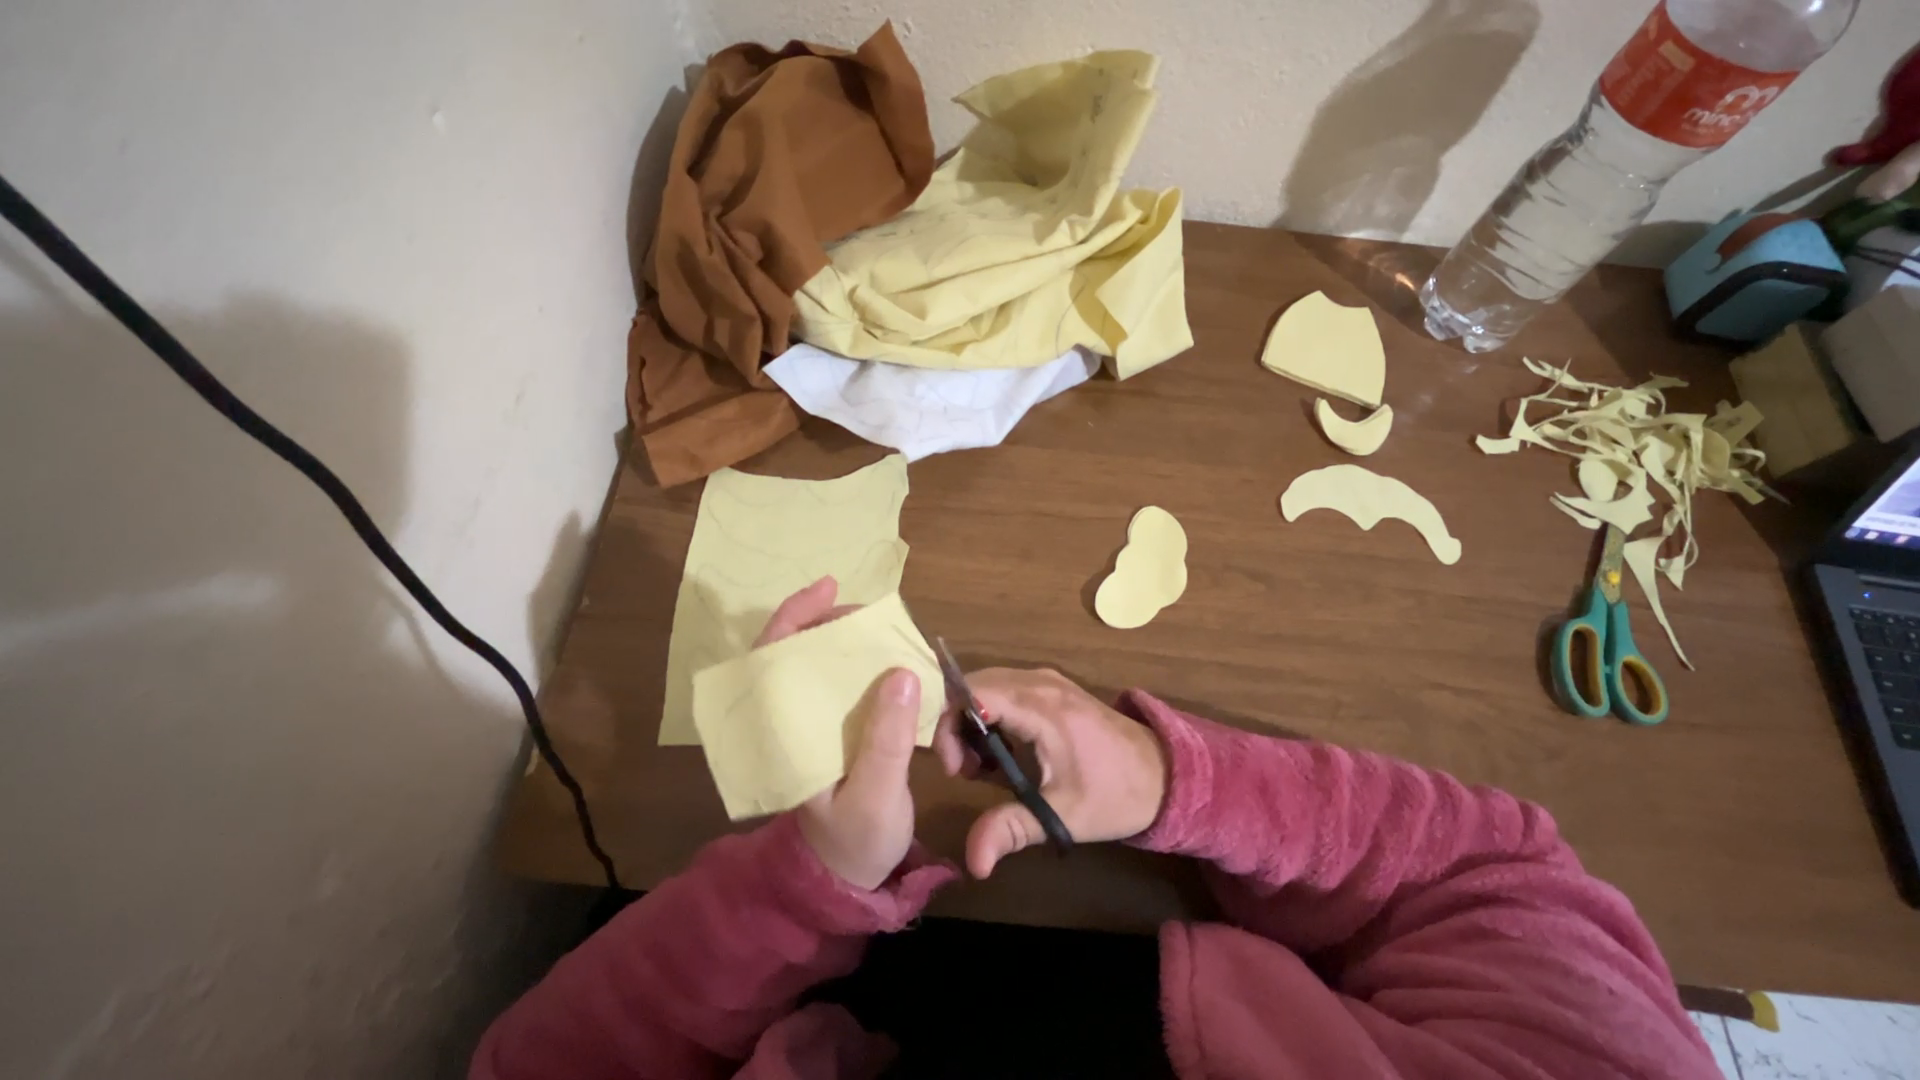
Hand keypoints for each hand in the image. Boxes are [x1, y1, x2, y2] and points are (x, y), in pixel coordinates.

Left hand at [753, 577, 920, 890]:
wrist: (850, 879)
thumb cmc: (855, 841)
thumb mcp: (874, 794)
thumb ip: (887, 738)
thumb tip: (903, 672)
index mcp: (786, 734)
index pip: (772, 659)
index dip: (794, 617)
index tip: (829, 587)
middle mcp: (795, 722)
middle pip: (799, 654)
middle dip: (831, 623)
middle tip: (873, 614)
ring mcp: (818, 728)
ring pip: (825, 669)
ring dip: (853, 644)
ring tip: (889, 633)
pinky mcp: (843, 735)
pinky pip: (852, 690)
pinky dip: (872, 670)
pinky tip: (898, 666)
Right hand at [933, 667, 1167, 878]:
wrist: (1165, 775)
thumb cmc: (1115, 795)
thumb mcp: (1061, 816)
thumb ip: (1012, 830)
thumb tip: (974, 864)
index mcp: (1042, 707)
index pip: (973, 693)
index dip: (951, 726)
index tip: (956, 768)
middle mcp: (1040, 683)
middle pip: (974, 686)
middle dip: (957, 727)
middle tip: (965, 771)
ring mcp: (1047, 681)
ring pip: (987, 686)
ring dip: (973, 723)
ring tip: (983, 768)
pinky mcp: (1052, 687)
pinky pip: (1005, 689)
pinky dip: (992, 716)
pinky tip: (1003, 754)